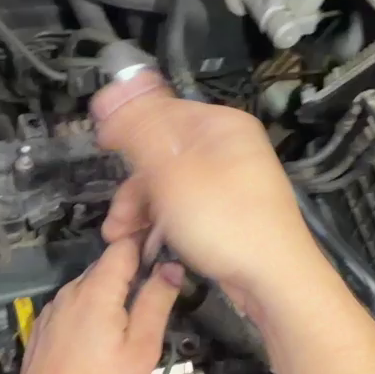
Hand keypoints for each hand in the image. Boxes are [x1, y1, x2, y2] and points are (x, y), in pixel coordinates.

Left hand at [11, 235, 182, 373]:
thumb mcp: (142, 347)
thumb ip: (156, 301)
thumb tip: (171, 267)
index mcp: (96, 289)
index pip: (123, 246)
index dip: (146, 248)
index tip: (165, 263)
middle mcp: (70, 291)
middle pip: (104, 267)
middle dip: (129, 278)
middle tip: (151, 305)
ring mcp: (52, 310)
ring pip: (87, 289)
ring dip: (108, 299)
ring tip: (125, 331)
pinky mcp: (42, 328)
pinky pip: (71, 309)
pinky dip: (88, 315)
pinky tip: (96, 345)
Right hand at [93, 71, 326, 316]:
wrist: (273, 279)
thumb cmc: (224, 222)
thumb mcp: (174, 172)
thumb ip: (140, 131)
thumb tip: (111, 94)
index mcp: (219, 125)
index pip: (161, 112)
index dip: (126, 129)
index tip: (101, 150)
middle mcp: (225, 148)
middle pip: (161, 154)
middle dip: (131, 187)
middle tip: (114, 222)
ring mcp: (227, 182)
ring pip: (168, 186)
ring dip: (139, 211)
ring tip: (122, 240)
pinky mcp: (225, 214)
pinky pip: (183, 208)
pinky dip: (161, 223)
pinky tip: (147, 245)